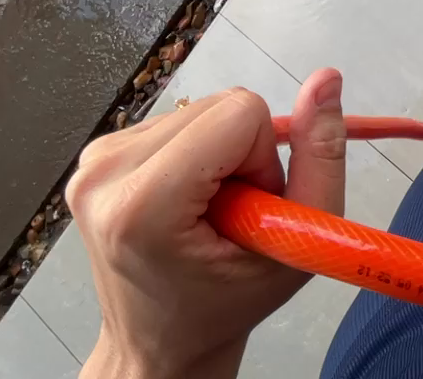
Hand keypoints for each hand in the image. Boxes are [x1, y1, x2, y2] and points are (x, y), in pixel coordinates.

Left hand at [67, 69, 347, 378]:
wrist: (157, 344)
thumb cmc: (229, 304)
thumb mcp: (300, 239)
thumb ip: (321, 155)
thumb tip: (327, 77)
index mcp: (142, 202)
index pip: (242, 112)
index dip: (264, 158)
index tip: (250, 208)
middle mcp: (104, 171)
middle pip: (223, 105)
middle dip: (246, 151)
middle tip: (234, 210)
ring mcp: (95, 159)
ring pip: (207, 107)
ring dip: (226, 151)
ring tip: (211, 208)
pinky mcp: (99, 152)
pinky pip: (185, 117)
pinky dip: (202, 150)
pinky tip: (189, 197)